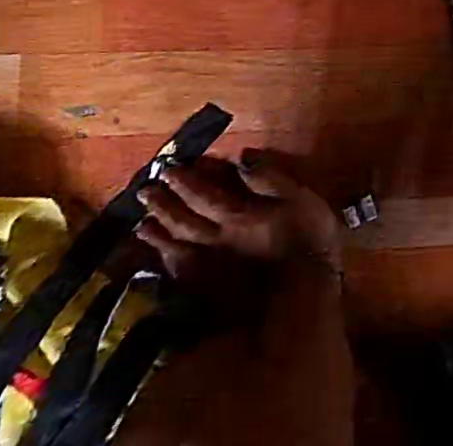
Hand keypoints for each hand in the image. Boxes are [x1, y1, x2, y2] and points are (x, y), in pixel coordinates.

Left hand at [136, 152, 340, 278]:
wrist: (307, 295)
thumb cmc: (309, 240)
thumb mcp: (301, 199)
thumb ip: (271, 179)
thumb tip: (243, 157)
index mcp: (236, 217)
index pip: (203, 196)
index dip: (185, 182)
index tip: (168, 169)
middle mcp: (216, 241)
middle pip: (182, 222)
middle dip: (163, 205)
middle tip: (144, 190)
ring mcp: (211, 270)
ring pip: (177, 248)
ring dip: (159, 235)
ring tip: (143, 223)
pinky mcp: (212, 292)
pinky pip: (181, 275)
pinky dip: (168, 264)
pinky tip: (163, 258)